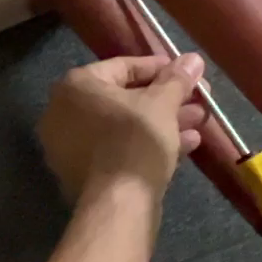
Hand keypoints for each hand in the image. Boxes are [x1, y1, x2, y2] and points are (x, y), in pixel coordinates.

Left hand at [37, 53, 208, 202]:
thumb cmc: (136, 140)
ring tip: (198, 122)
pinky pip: (115, 148)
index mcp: (75, 86)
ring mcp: (67, 144)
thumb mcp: (162, 104)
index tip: (187, 72)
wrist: (117, 202)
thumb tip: (193, 59)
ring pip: (121, 126)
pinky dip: (144, 144)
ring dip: (161, 122)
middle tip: (197, 101)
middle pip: (123, 98)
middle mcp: (62, 111)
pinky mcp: (79, 172)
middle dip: (165, 100)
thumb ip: (176, 79)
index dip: (160, 68)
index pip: (123, 67)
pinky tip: (185, 146)